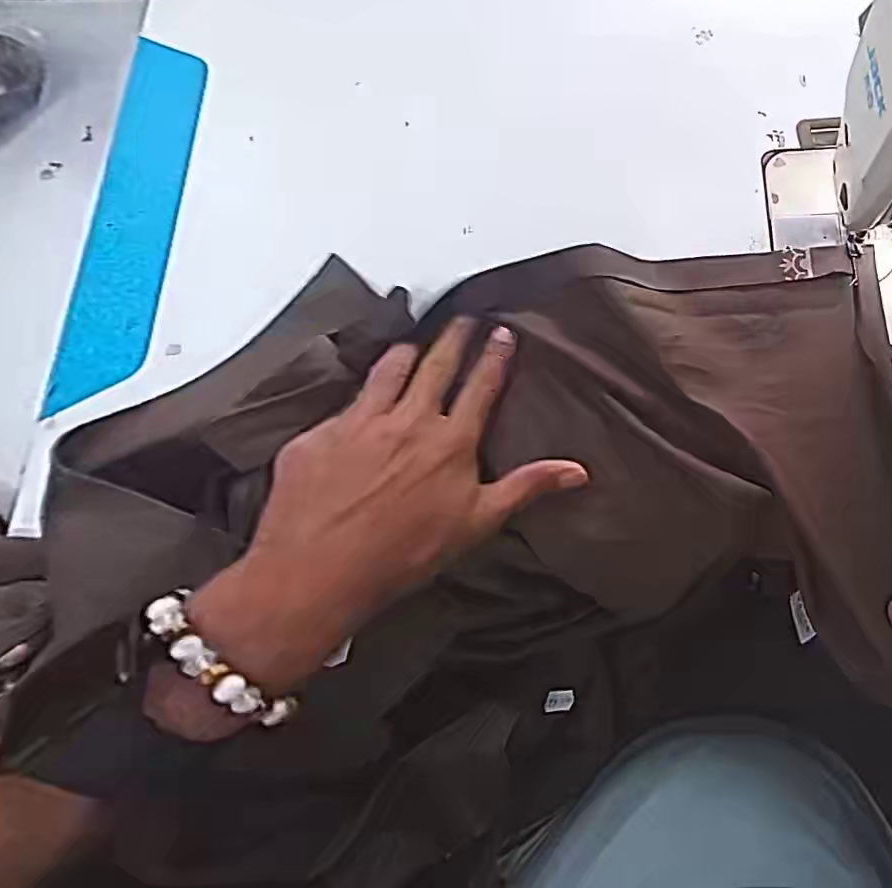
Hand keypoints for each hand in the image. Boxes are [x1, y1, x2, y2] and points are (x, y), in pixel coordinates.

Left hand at [182, 319, 588, 695]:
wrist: (316, 573)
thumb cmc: (402, 553)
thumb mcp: (478, 521)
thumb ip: (528, 486)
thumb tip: (575, 471)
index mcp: (450, 441)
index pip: (480, 385)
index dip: (494, 355)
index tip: (502, 332)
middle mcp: (408, 421)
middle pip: (437, 365)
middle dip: (454, 337)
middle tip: (463, 319)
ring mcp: (359, 424)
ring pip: (389, 371)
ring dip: (406, 353)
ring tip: (415, 343)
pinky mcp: (318, 436)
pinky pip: (344, 404)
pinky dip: (359, 395)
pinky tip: (359, 400)